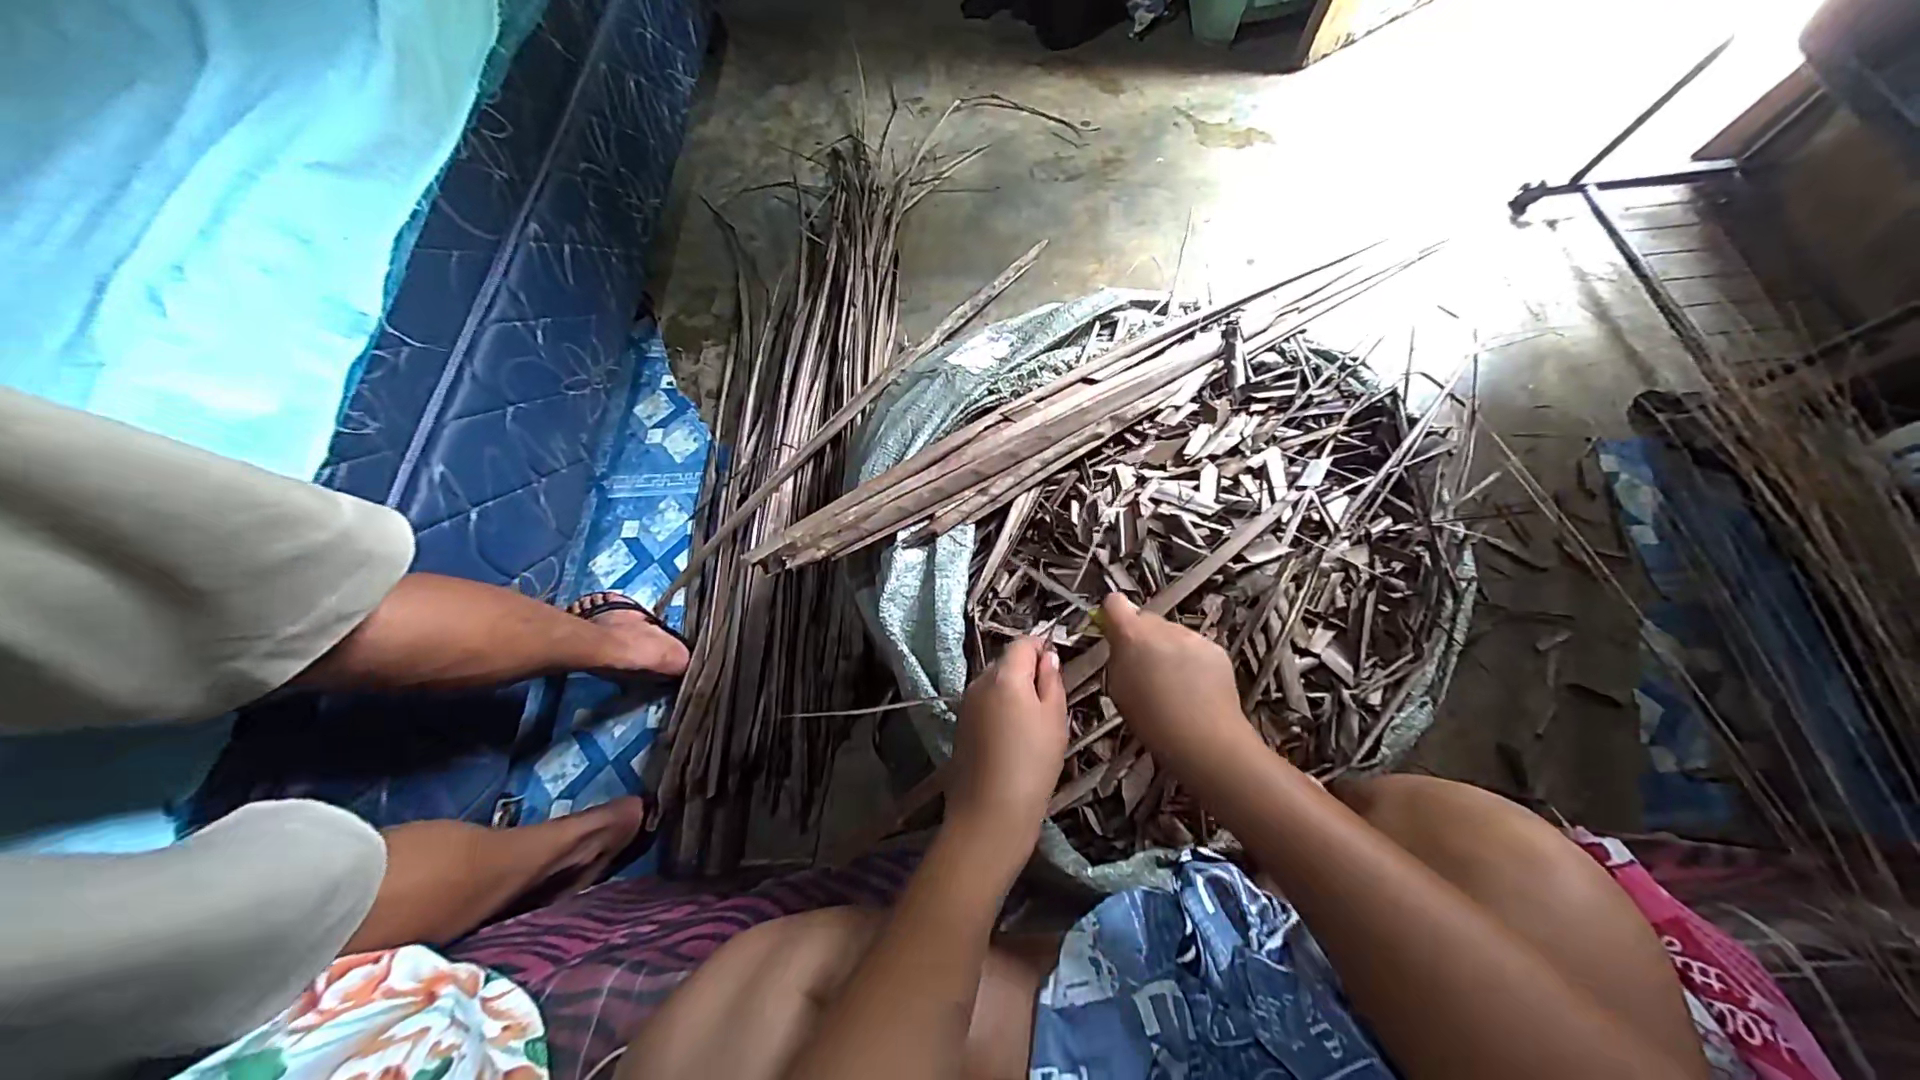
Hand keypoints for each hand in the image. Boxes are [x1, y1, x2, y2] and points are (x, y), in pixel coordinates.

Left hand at [945, 637, 1067, 849]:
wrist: (990, 812)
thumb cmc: (1033, 763)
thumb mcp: (1054, 719)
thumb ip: (1052, 681)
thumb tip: (1048, 657)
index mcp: (1004, 675)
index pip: (1022, 643)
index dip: (1041, 647)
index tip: (1057, 666)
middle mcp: (979, 682)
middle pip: (1006, 662)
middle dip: (1027, 670)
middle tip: (1050, 699)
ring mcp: (966, 703)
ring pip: (994, 683)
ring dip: (1013, 690)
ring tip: (1033, 722)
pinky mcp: (961, 725)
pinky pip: (984, 703)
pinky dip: (999, 709)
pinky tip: (1013, 737)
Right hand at [1098, 593, 1258, 767]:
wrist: (1204, 738)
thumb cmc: (1152, 720)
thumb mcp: (1117, 688)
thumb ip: (1117, 656)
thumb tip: (1120, 643)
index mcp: (1132, 635)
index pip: (1114, 603)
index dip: (1112, 614)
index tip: (1113, 629)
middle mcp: (1163, 628)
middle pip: (1146, 619)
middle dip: (1142, 637)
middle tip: (1144, 667)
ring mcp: (1191, 636)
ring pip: (1171, 634)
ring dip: (1168, 648)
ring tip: (1172, 682)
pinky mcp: (1215, 648)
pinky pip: (1194, 646)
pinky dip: (1191, 659)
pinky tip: (1193, 686)